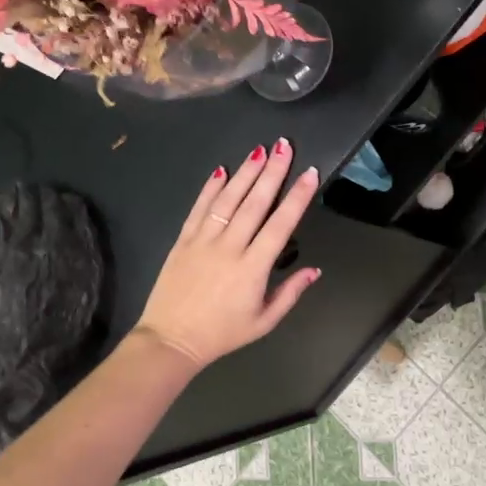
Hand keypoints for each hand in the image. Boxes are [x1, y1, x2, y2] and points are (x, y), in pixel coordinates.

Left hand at [136, 138, 321, 366]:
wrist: (171, 340)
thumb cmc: (222, 334)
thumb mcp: (264, 322)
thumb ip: (290, 293)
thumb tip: (314, 270)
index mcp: (253, 269)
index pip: (280, 225)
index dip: (296, 197)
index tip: (309, 173)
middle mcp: (229, 248)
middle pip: (255, 203)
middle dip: (272, 172)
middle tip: (284, 146)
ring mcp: (203, 242)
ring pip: (227, 200)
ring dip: (244, 173)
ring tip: (260, 150)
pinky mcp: (183, 241)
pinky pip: (199, 209)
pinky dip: (210, 189)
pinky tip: (221, 170)